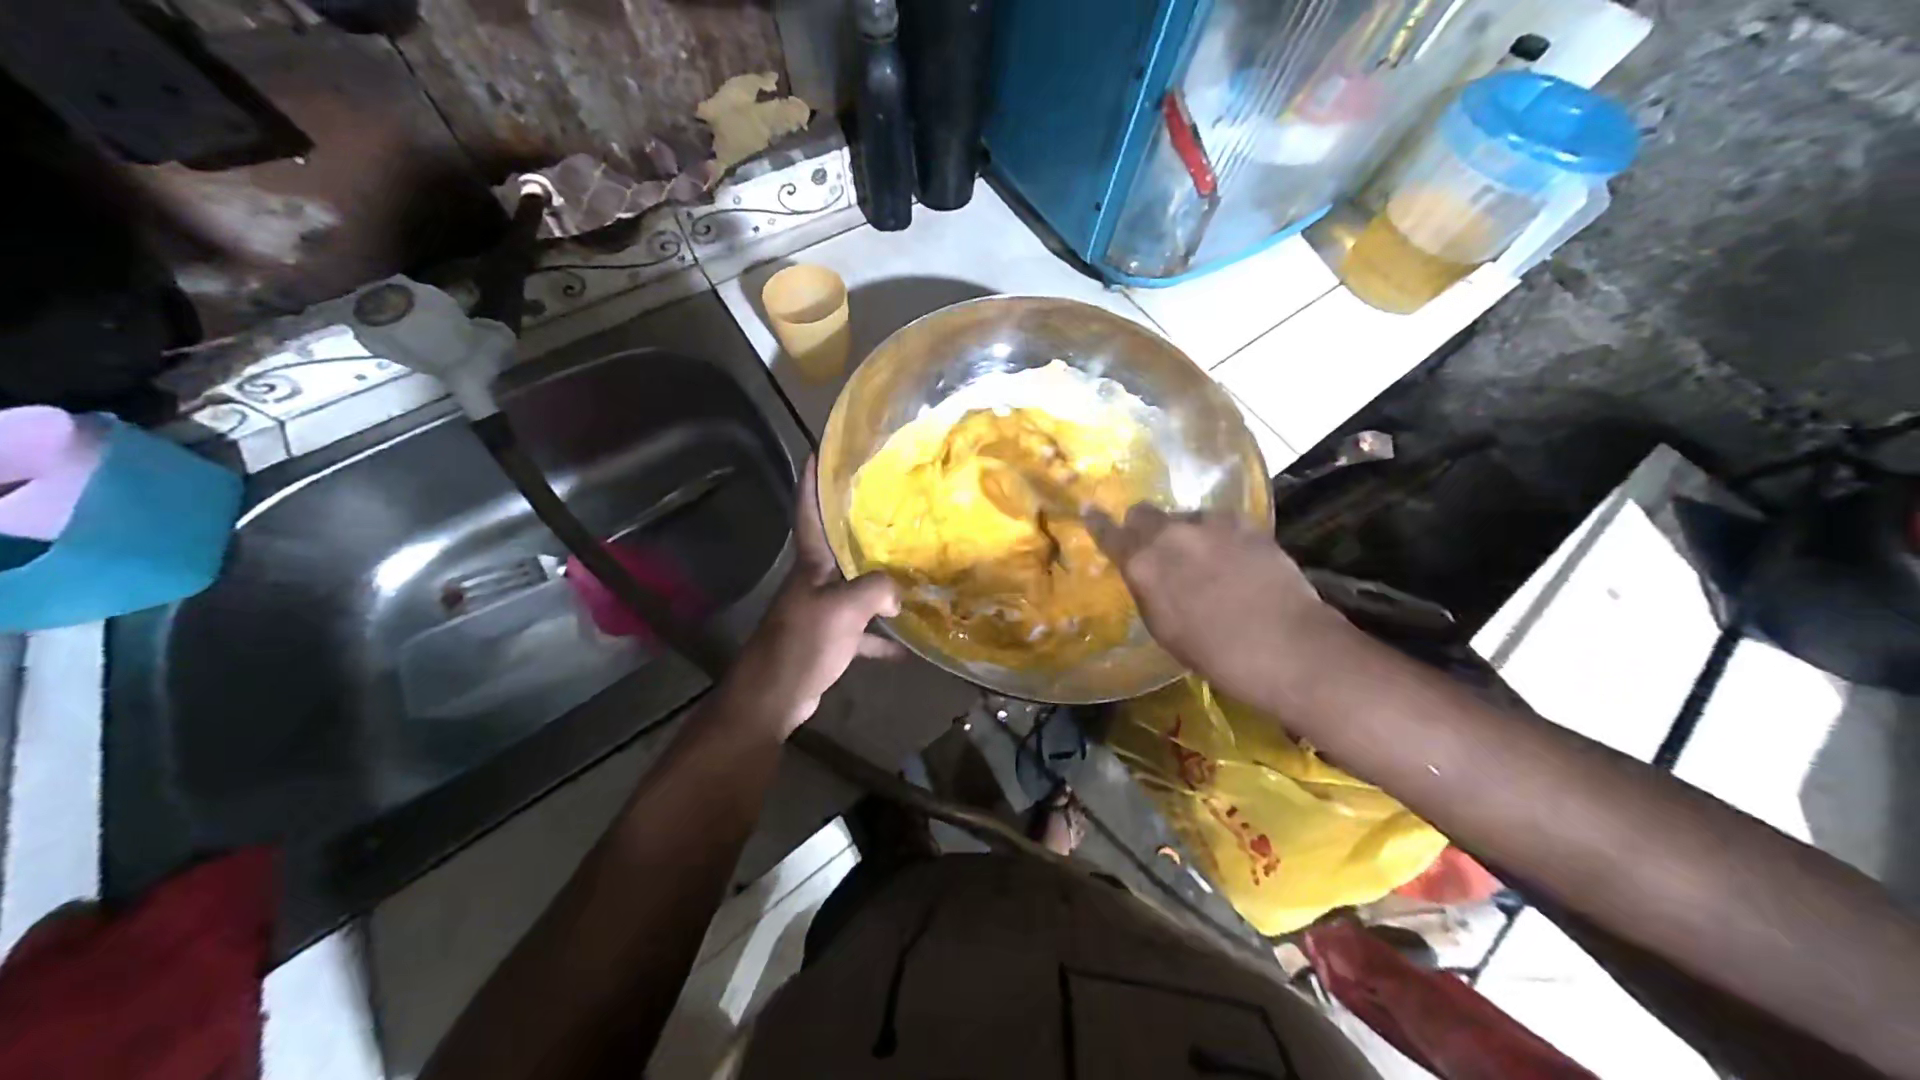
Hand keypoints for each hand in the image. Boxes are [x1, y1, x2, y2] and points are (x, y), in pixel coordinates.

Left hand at [723, 458, 904, 736]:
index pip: (809, 512)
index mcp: (812, 564)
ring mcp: (822, 611)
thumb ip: (877, 590)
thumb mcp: (844, 609)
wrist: (773, 696)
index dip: (812, 480)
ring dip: (880, 585)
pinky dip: (881, 638)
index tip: (819, 450)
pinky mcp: (828, 640)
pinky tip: (908, 646)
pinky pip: (862, 632)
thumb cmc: (802, 643)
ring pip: (856, 588)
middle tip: (894, 509)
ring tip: (915, 573)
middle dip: (862, 527)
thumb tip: (898, 594)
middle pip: (839, 547)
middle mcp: (815, 581)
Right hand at [1089, 505, 1334, 702]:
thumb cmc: (1216, 654)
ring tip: (1206, 561)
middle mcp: (1171, 535)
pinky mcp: (1247, 523)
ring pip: (1185, 518)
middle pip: (1144, 512)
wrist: (1288, 647)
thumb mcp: (1164, 628)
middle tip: (1158, 548)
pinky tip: (1235, 560)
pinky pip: (1220, 524)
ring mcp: (1211, 524)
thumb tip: (1146, 574)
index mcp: (1142, 564)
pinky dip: (1219, 537)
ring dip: (1186, 534)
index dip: (1099, 524)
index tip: (1091, 511)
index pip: (1109, 533)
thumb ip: (1148, 590)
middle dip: (1144, 526)